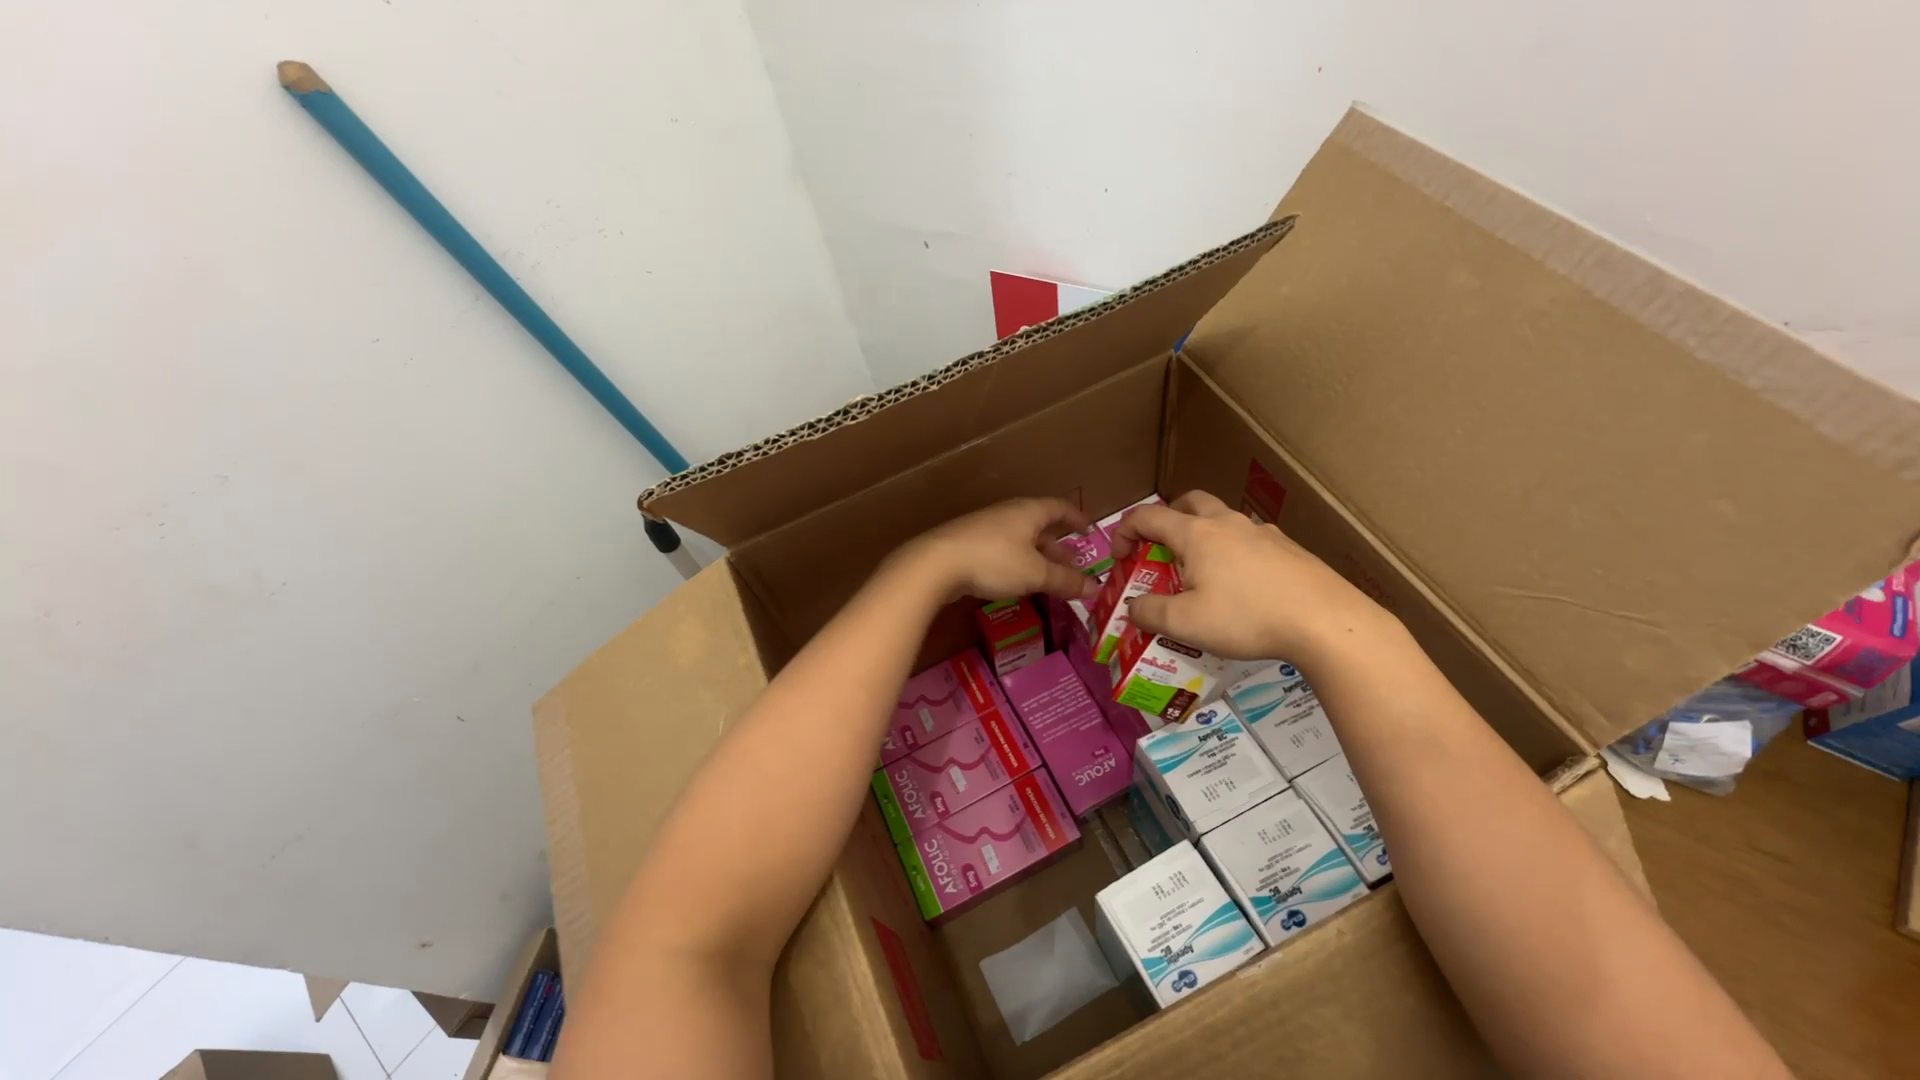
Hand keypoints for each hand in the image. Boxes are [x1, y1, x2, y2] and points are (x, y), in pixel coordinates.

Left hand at [890, 498, 1100, 604]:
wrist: (936, 564)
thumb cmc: (994, 560)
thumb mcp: (1035, 574)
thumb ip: (1066, 581)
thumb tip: (1095, 589)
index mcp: (1029, 511)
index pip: (1061, 507)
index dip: (1078, 518)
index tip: (1090, 532)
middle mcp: (1009, 514)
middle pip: (1040, 526)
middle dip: (1058, 547)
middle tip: (1073, 567)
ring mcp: (986, 528)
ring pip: (1021, 541)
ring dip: (1038, 558)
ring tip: (1049, 580)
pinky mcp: (969, 546)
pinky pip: (1003, 552)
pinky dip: (1018, 565)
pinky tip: (1018, 583)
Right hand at [1109, 491, 1395, 666]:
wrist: (1325, 621)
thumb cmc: (1246, 617)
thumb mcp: (1185, 623)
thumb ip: (1150, 612)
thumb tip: (1133, 605)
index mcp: (1196, 534)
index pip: (1147, 516)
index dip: (1124, 532)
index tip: (1120, 559)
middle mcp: (1228, 523)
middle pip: (1190, 502)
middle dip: (1168, 519)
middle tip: (1161, 550)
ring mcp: (1264, 533)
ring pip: (1225, 520)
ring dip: (1205, 536)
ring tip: (1204, 574)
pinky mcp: (1291, 550)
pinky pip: (1252, 541)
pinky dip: (1236, 554)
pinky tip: (1244, 589)